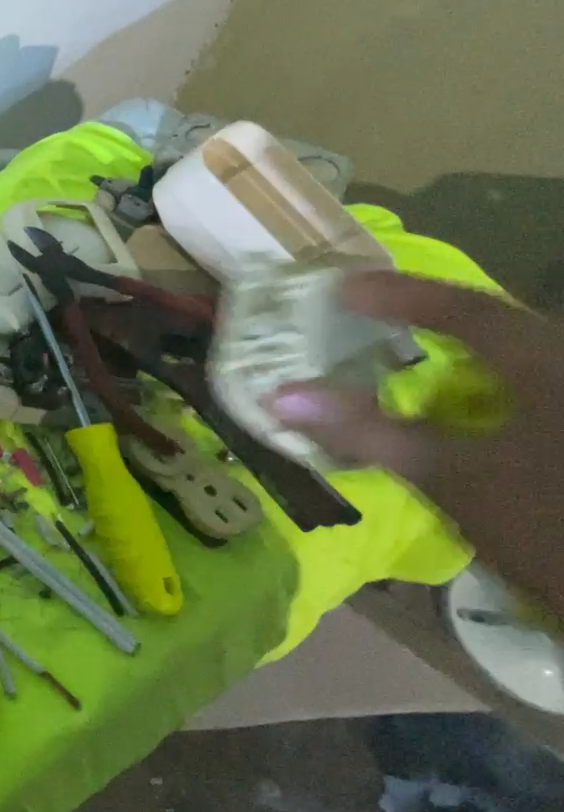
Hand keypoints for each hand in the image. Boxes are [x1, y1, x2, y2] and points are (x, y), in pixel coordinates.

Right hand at [270, 271, 563, 612]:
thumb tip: (276, 394)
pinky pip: (538, 391)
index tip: (342, 288)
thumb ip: (364, 429)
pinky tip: (471, 410)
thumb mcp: (448, 477)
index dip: (404, 296)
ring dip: (469, 356)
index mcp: (552, 367)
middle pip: (508, 329)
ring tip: (412, 357)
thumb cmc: (547, 523)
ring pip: (531, 362)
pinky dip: (497, 388)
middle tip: (373, 317)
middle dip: (439, 320)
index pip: (472, 312)